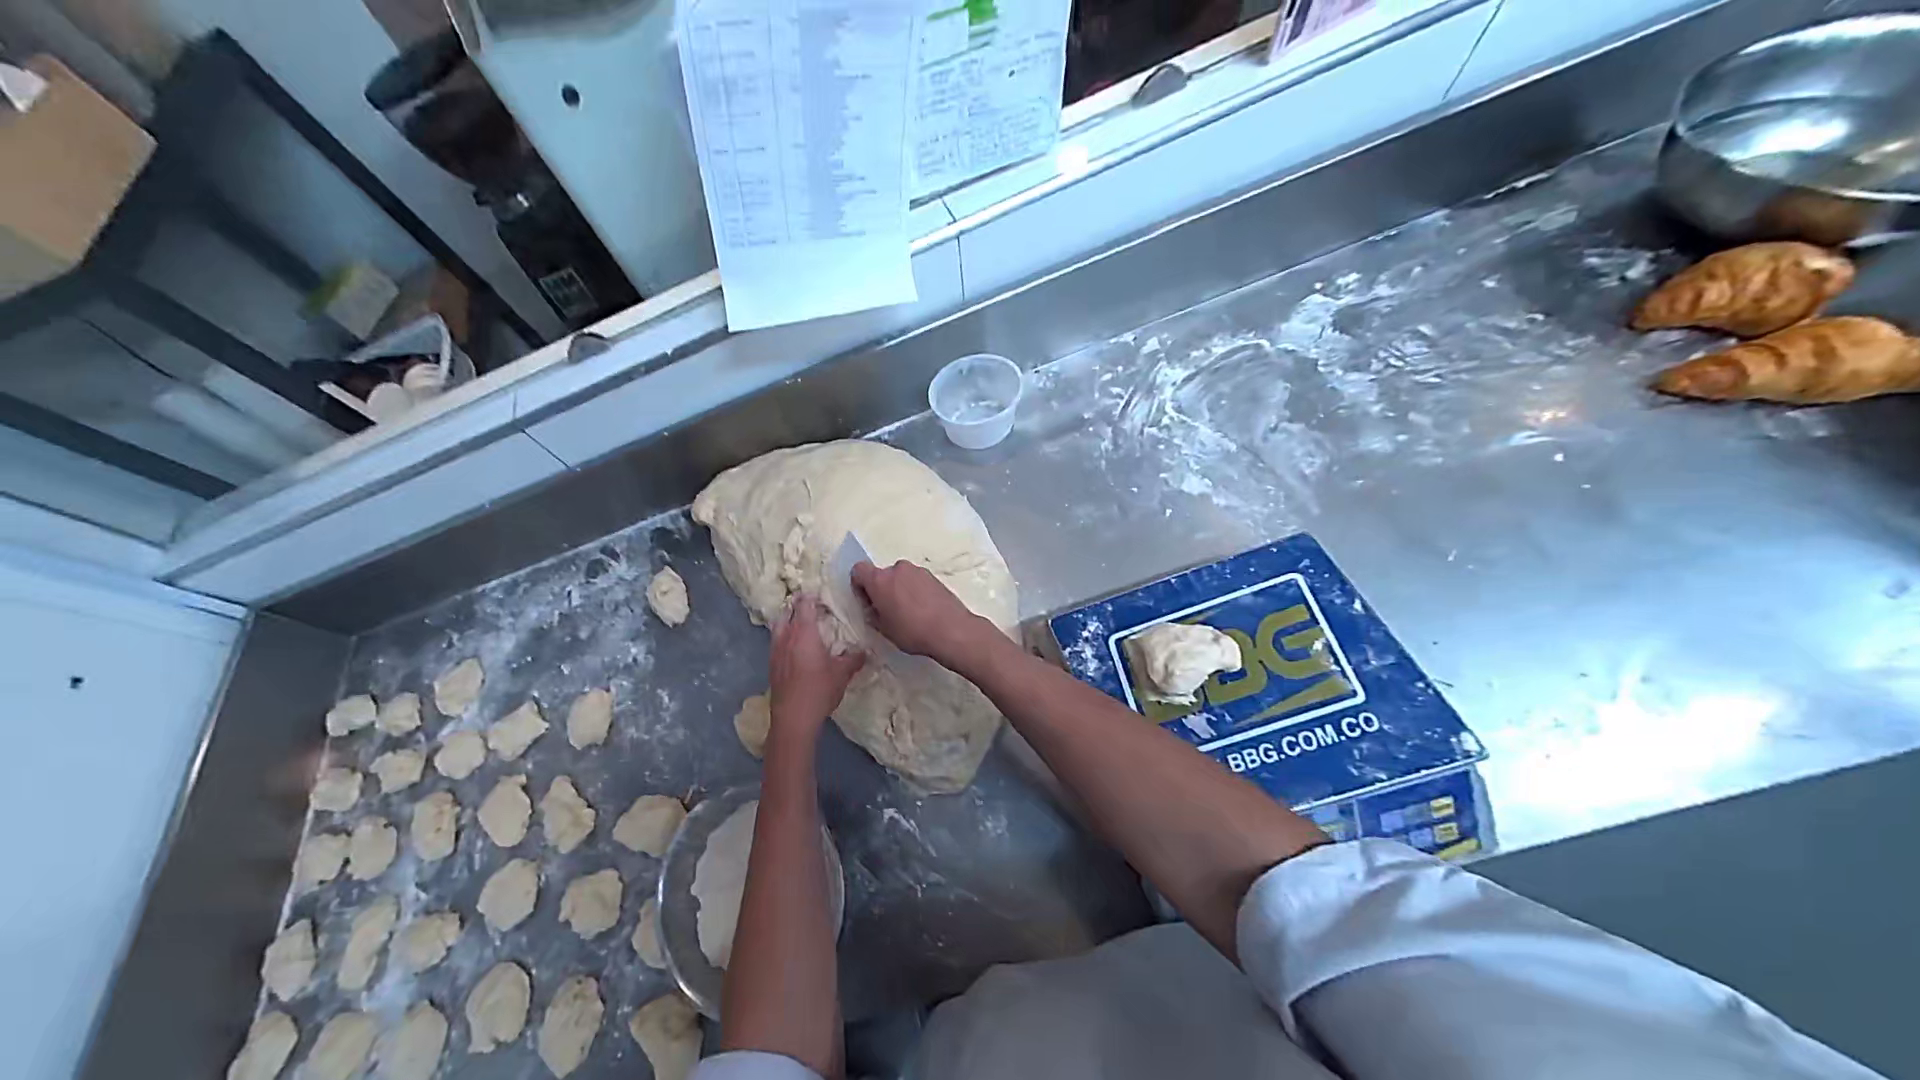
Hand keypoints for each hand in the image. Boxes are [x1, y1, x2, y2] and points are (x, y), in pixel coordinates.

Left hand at [769, 594, 864, 740]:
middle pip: (787, 612)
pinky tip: (794, 648)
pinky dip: (784, 637)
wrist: (793, 718)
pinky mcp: (771, 665)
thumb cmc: (820, 690)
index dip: (811, 597)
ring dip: (788, 621)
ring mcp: (775, 651)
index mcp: (804, 632)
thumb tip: (864, 651)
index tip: (820, 595)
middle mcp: (786, 636)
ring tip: (801, 625)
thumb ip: (854, 659)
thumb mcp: (843, 673)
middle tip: (811, 607)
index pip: (804, 605)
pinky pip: (776, 642)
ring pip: (778, 626)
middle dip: (797, 606)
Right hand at [850, 560, 1000, 669]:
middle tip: (888, 610)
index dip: (859, 585)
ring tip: (909, 612)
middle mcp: (898, 568)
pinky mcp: (934, 576)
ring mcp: (918, 571)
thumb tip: (874, 609)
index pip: (859, 570)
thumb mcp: (884, 629)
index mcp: (880, 580)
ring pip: (901, 577)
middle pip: (882, 574)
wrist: (951, 630)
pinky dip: (915, 590)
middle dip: (882, 589)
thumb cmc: (912, 631)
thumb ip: (873, 614)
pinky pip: (917, 581)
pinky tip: (923, 610)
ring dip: (900, 589)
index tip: (867, 601)